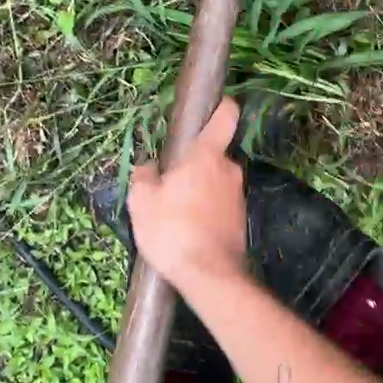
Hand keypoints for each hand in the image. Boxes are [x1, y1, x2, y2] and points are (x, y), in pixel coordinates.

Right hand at [126, 96, 246, 289]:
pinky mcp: (240, 221)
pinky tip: (188, 229)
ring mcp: (238, 196)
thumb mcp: (142, 202)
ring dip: (200, 190)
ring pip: (216, 181)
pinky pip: (220, 204)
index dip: (221, 105)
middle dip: (195, 163)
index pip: (226, 115)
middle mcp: (228, 169)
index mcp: (206, 155)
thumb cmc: (173, 231)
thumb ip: (143, 177)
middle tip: (170, 182)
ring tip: (175, 212)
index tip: (210, 106)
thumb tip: (148, 167)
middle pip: (214, 154)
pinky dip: (207, 211)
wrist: (210, 278)